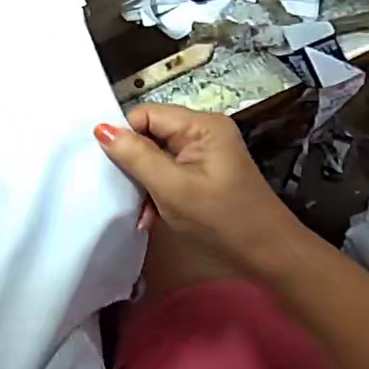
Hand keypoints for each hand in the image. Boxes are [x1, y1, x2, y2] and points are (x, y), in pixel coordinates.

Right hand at [94, 104, 304, 275]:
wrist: (267, 255)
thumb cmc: (221, 220)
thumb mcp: (172, 188)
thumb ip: (136, 157)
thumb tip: (101, 129)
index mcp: (201, 125)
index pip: (146, 114)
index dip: (125, 137)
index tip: (110, 167)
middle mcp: (203, 131)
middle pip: (150, 133)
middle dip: (134, 163)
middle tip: (125, 191)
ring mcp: (204, 152)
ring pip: (155, 155)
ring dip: (143, 182)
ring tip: (142, 209)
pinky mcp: (204, 171)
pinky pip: (168, 171)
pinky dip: (156, 191)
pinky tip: (152, 214)